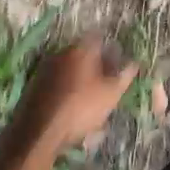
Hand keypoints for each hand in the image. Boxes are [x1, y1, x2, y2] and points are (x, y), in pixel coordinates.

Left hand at [16, 35, 139, 150]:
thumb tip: (134, 62)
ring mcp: (45, 68)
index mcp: (81, 48)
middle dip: (95, 64)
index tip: (116, 62)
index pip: (99, 37)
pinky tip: (70, 107)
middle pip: (83, 52)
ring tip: (88, 99)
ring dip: (79, 78)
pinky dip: (65, 89)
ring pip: (69, 68)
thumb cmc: (80, 108)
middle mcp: (62, 51)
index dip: (109, 48)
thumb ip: (125, 76)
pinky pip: (56, 82)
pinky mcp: (34, 85)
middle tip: (104, 83)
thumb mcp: (111, 94)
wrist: (39, 133)